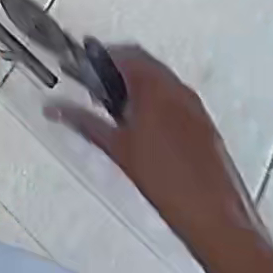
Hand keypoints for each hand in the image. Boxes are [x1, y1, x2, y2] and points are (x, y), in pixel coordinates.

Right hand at [51, 48, 272, 272]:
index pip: (122, 52)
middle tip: (97, 82)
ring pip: (160, 79)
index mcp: (154, 85)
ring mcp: (195, 106)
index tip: (84, 63)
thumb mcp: (115, 148)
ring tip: (117, 106)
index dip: (98, 54)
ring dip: (137, 83)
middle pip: (142, 61)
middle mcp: (178, 89)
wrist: (216, 220)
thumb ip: (83, 121)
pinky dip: (156, 99)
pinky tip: (145, 125)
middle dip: (116, 67)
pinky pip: (176, 97)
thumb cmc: (171, 184)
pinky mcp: (205, 124)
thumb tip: (56, 108)